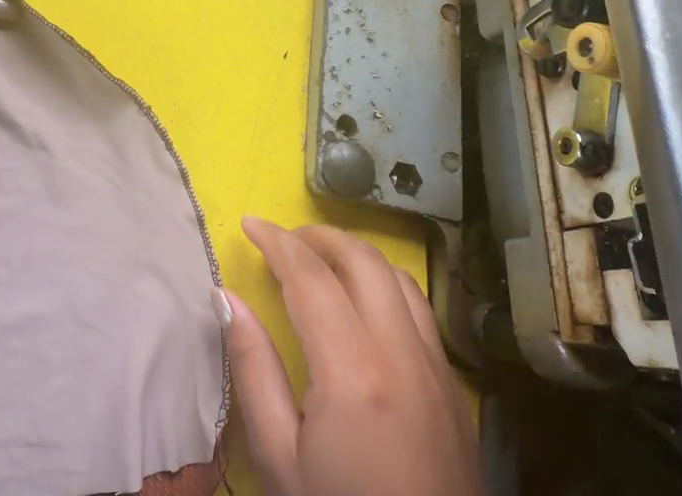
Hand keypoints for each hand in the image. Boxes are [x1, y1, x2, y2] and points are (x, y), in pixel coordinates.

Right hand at [221, 217, 483, 495]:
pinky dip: (386, 286)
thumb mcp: (280, 457)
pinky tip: (363, 306)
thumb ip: (253, 370)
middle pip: (364, 262)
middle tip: (283, 238)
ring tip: (320, 261)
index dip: (277, 242)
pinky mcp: (455, 389)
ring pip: (401, 279)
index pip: (311, 278)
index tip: (250, 224)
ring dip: (357, 256)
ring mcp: (438, 370)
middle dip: (319, 236)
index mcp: (353, 372)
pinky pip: (422, 312)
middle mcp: (403, 355)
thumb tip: (226, 299)